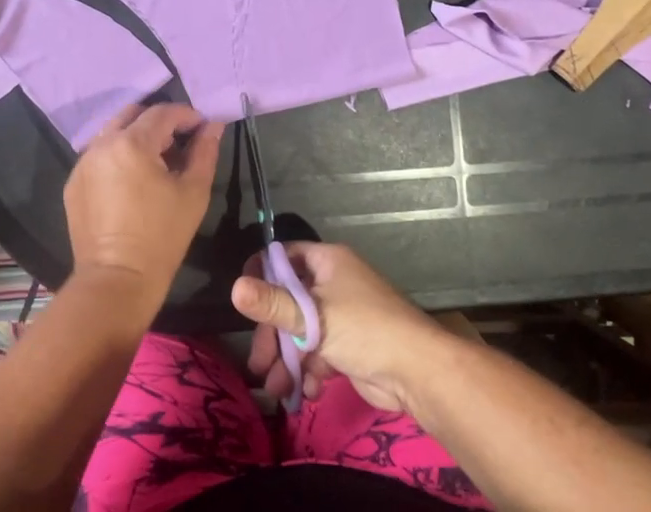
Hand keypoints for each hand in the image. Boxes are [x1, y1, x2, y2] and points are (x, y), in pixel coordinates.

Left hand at [64, 104, 222, 314]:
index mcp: (131, 143)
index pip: (162, 112)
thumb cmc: (162, 236)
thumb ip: (204, 152)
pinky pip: (98, 156)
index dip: (186, 115)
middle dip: (158, 121)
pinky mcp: (74, 183)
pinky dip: (118, 156)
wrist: (118, 280)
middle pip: (132, 114)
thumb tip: (212, 126)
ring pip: (112, 133)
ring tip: (156, 162)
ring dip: (136, 137)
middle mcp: (102, 145)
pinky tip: (132, 181)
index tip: (202, 127)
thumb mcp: (193, 192)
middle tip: (178, 143)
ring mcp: (83, 164)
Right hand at [232, 241, 451, 413]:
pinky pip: (319, 353)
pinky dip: (310, 371)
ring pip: (303, 333)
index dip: (262, 275)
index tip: (246, 301)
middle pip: (289, 302)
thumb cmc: (364, 330)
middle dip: (273, 336)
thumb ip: (272, 304)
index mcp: (328, 262)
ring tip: (277, 390)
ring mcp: (343, 315)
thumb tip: (234, 287)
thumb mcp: (312, 316)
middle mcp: (334, 283)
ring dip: (288, 361)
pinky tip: (306, 393)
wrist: (417, 372)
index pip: (284, 257)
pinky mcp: (350, 346)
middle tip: (259, 365)